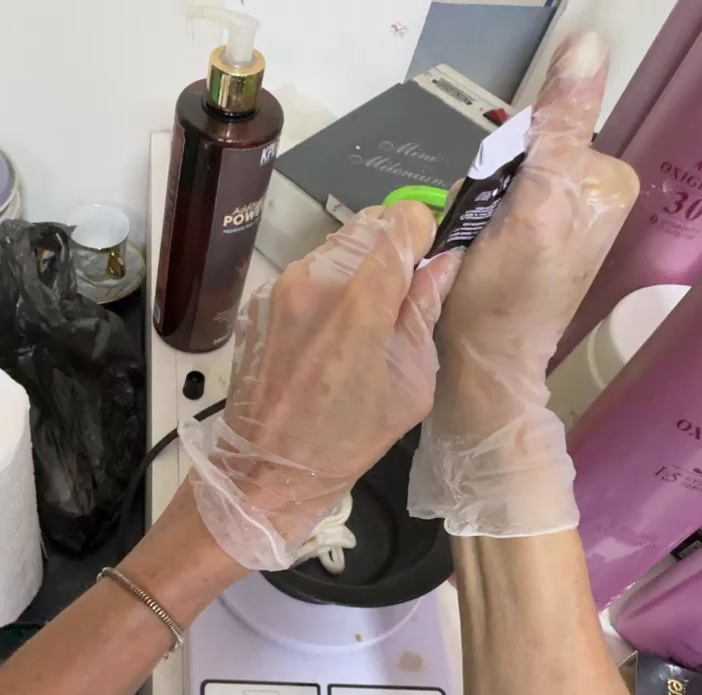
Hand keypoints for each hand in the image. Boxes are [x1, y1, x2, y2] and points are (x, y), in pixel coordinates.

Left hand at [181, 202, 458, 569]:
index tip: (424, 270)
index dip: (423, 236)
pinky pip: (305, 276)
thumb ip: (424, 312)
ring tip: (359, 324)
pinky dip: (325, 290)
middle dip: (390, 251)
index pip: (402, 218)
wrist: (266, 470)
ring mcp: (279, 289)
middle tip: (395, 300)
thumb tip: (443, 264)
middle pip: (367, 225)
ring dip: (357, 269)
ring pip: (334, 247)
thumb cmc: (345, 439)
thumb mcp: (409, 384)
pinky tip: (325, 337)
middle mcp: (313, 279)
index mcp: (358, 297)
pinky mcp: (258, 305)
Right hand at [409, 32, 638, 537]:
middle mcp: (590, 198)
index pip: (543, 132)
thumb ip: (559, 128)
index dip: (501, 164)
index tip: (488, 210)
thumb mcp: (534, 208)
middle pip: (523, 156)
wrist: (479, 372)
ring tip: (472, 253)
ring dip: (476, 209)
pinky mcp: (532, 248)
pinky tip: (473, 259)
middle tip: (477, 236)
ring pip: (504, 183)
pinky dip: (476, 226)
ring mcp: (560, 225)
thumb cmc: (501, 302)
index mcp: (603, 182)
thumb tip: (588, 40)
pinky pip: (498, 210)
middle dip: (489, 187)